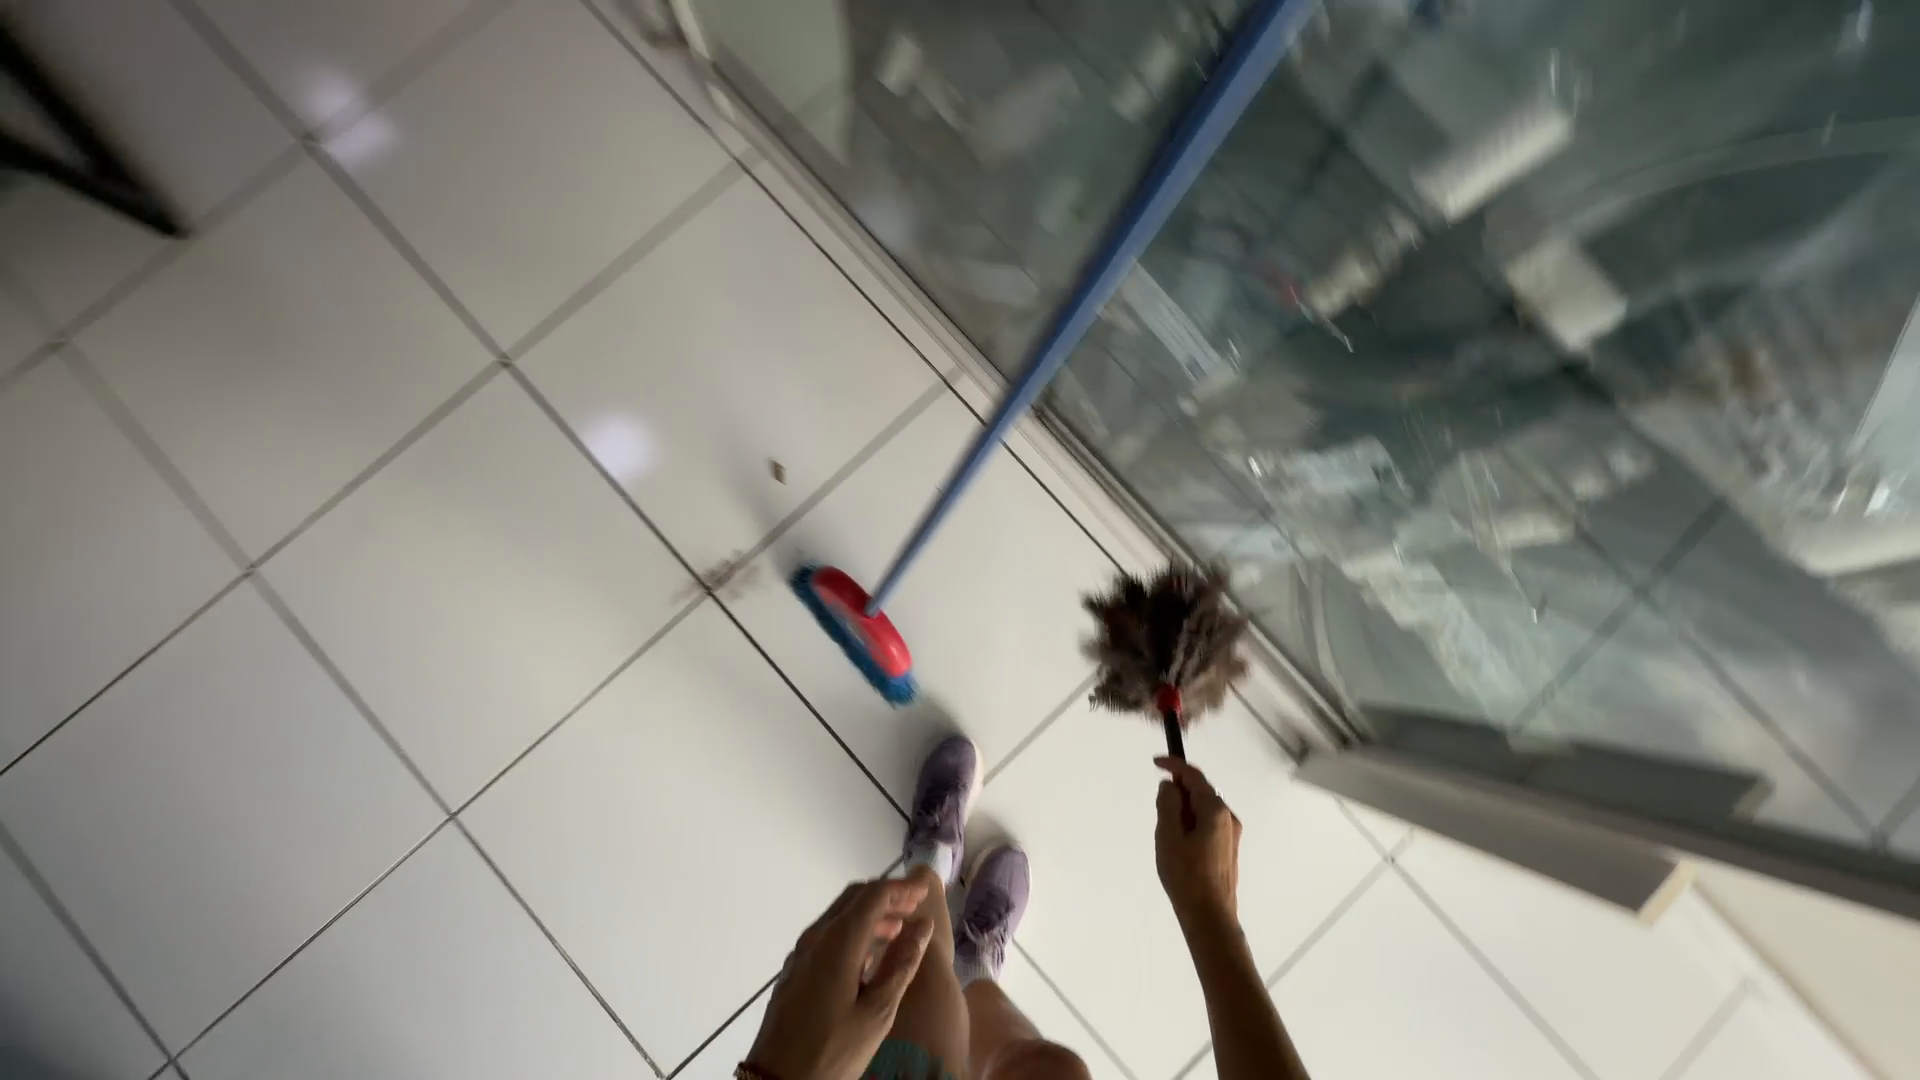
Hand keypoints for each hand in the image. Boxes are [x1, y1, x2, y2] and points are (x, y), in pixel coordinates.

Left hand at [747, 872, 936, 1079]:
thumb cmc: (832, 1052)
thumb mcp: (877, 1013)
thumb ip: (902, 963)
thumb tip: (923, 924)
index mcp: (838, 942)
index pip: (873, 896)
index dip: (901, 888)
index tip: (925, 890)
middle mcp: (816, 937)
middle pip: (854, 898)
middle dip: (887, 896)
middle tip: (914, 906)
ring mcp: (801, 953)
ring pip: (840, 915)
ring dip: (870, 913)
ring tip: (898, 929)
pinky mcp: (795, 969)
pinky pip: (828, 934)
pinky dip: (853, 930)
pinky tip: (868, 954)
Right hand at [1155, 757, 1241, 929]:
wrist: (1210, 918)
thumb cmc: (1186, 875)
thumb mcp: (1168, 835)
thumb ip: (1167, 804)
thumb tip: (1170, 786)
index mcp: (1216, 810)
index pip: (1193, 776)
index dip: (1174, 765)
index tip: (1155, 762)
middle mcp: (1229, 818)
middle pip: (1200, 792)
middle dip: (1177, 793)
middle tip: (1158, 811)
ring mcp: (1232, 835)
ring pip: (1203, 809)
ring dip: (1183, 811)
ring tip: (1166, 834)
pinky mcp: (1229, 850)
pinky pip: (1207, 824)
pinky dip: (1191, 823)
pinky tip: (1179, 845)